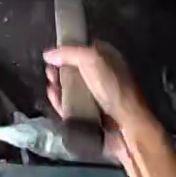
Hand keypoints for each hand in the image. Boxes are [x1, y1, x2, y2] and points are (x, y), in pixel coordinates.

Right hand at [43, 43, 159, 166]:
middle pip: (76, 70)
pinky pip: (72, 107)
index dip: (69, 49)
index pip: (86, 49)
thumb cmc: (113, 88)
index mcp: (109, 60)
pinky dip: (60, 101)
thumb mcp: (91, 59)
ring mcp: (98, 98)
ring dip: (58, 85)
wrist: (127, 127)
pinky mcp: (91, 117)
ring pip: (73, 89)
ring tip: (49, 84)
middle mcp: (104, 77)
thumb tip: (48, 54)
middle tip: (48, 71)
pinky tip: (52, 97)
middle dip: (60, 69)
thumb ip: (69, 53)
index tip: (54, 53)